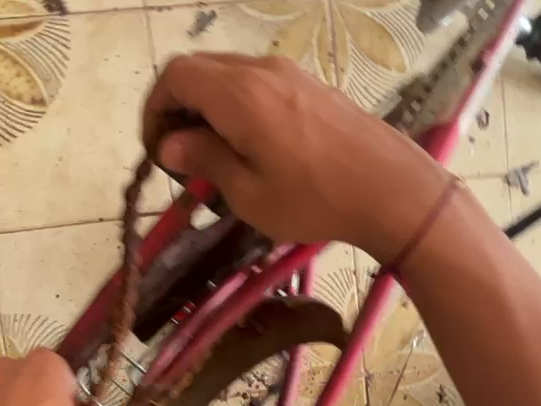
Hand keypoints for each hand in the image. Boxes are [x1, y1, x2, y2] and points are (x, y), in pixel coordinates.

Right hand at [143, 54, 456, 260]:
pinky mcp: (306, 84)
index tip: (154, 149)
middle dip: (176, 107)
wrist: (386, 187)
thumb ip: (205, 160)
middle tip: (177, 156)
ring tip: (210, 156)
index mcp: (239, 96)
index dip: (154, 109)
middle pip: (199, 69)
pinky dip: (233, 106)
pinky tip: (244, 146)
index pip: (176, 76)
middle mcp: (260, 71)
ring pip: (227, 75)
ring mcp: (287, 73)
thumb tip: (168, 145)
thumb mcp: (248, 194)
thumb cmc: (313, 200)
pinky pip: (255, 83)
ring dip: (205, 108)